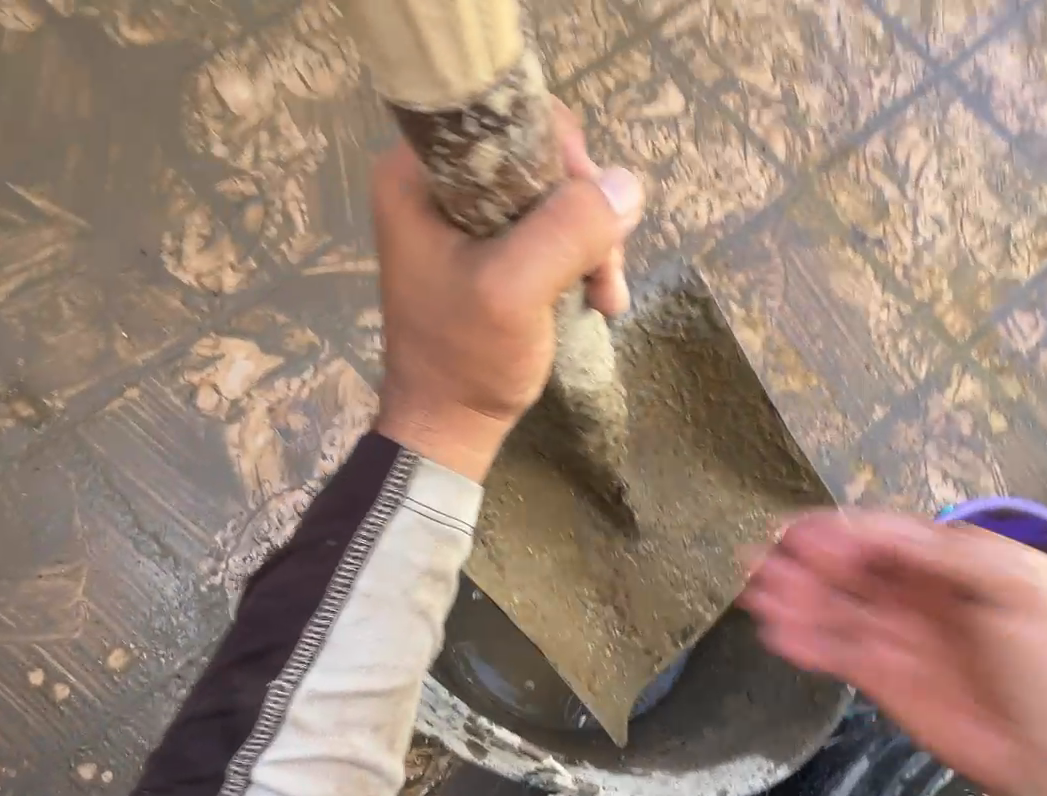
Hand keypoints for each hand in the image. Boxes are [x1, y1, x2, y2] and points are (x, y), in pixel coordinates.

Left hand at [370, 103, 643, 480]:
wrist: (449, 424)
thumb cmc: (465, 361)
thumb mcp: (515, 292)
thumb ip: (568, 231)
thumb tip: (627, 185)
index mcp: (419, 173)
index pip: (508, 118)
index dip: (563, 157)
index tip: (589, 212)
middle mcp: (440, 183)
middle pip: (540, 158)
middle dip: (584, 213)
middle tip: (602, 270)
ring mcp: (467, 218)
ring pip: (556, 198)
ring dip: (592, 244)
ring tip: (604, 297)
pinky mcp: (491, 251)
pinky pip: (552, 231)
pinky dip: (581, 262)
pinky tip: (597, 299)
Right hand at [739, 511, 1046, 795]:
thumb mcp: (1023, 589)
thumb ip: (950, 554)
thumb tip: (880, 532)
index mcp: (963, 567)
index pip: (892, 539)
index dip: (845, 531)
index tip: (798, 530)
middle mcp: (924, 596)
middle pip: (854, 570)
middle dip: (809, 561)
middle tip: (760, 556)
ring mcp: (899, 639)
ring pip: (837, 610)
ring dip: (797, 599)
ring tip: (755, 592)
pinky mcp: (882, 680)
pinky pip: (836, 653)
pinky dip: (806, 643)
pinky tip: (776, 633)